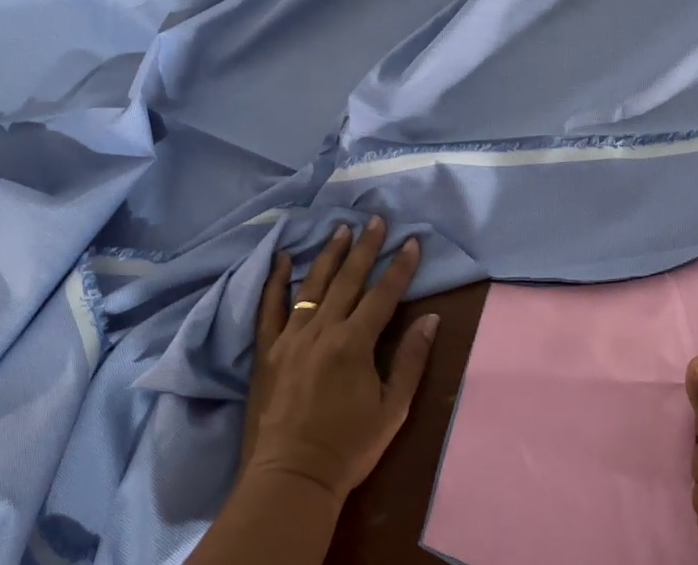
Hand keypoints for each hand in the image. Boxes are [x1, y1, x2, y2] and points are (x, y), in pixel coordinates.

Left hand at [242, 216, 439, 501]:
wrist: (291, 478)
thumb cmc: (348, 446)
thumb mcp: (393, 408)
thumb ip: (410, 360)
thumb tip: (431, 319)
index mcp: (355, 343)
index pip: (384, 294)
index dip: (400, 266)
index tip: (412, 240)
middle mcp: (322, 331)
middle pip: (348, 280)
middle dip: (366, 248)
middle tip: (376, 219)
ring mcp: (290, 339)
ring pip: (312, 286)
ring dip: (329, 254)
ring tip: (341, 229)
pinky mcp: (266, 352)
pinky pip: (269, 309)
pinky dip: (275, 281)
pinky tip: (281, 259)